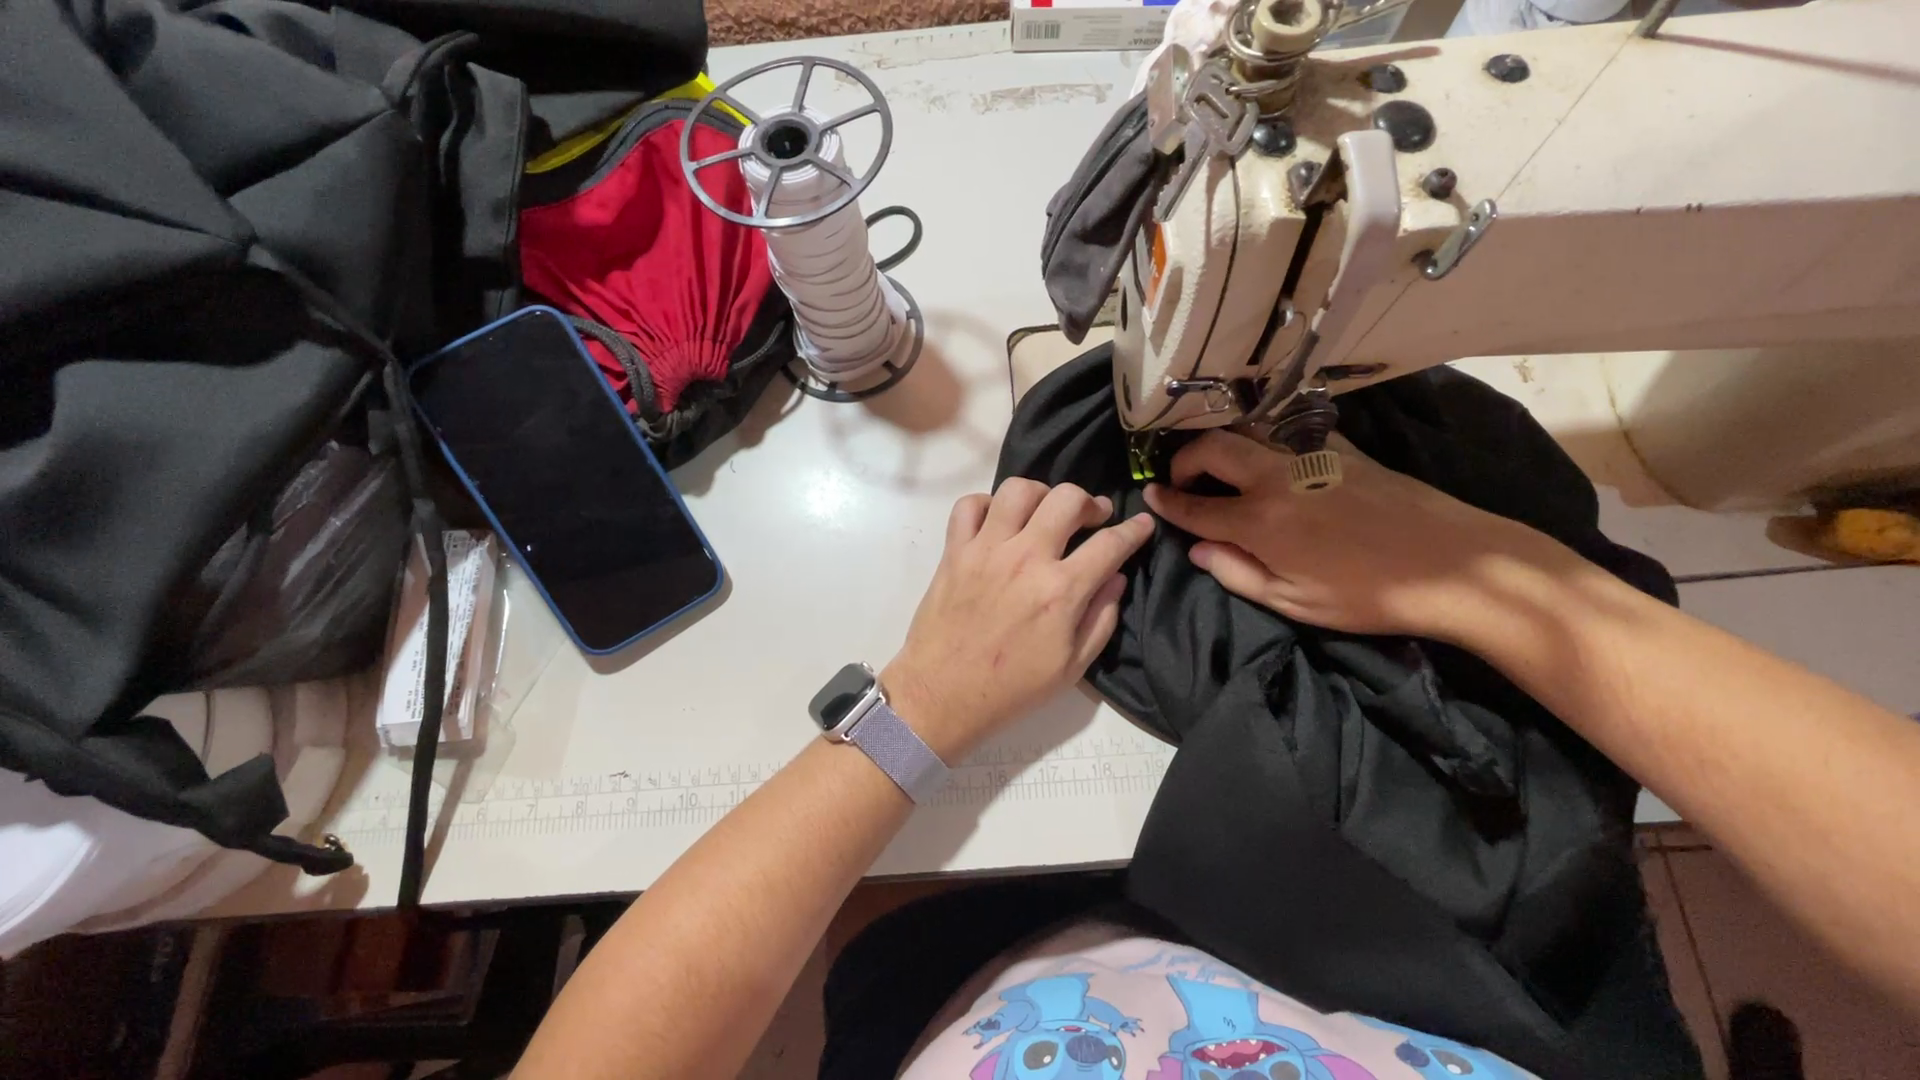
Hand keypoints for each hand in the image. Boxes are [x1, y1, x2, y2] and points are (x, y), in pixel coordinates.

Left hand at [884, 480, 1154, 759]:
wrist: (942, 694)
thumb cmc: (1012, 689)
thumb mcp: (1072, 667)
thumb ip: (1100, 618)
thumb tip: (1116, 579)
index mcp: (1061, 591)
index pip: (1110, 544)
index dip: (1134, 530)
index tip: (1142, 524)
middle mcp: (1026, 558)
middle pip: (1067, 498)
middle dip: (1090, 502)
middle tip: (1092, 517)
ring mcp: (986, 549)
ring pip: (1018, 490)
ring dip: (1040, 494)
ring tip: (1045, 512)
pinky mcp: (954, 551)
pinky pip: (968, 505)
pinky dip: (986, 504)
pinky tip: (998, 522)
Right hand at [1142, 430, 1580, 641]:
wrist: (1453, 564)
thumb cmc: (1368, 595)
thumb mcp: (1295, 603)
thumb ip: (1238, 574)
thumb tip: (1199, 551)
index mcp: (1260, 522)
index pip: (1196, 507)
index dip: (1168, 503)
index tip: (1150, 496)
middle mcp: (1276, 478)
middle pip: (1212, 450)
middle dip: (1185, 460)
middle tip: (1182, 478)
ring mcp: (1310, 456)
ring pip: (1247, 429)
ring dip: (1221, 440)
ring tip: (1217, 461)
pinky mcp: (1341, 447)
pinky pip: (1287, 429)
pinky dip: (1264, 436)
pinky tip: (1268, 453)